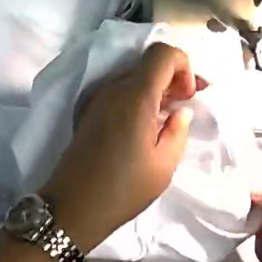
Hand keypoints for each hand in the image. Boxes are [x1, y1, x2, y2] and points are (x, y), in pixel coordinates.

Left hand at [43, 42, 198, 247]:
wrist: (72, 208)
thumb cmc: (123, 189)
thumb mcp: (164, 165)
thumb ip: (178, 130)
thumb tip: (180, 111)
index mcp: (135, 96)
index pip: (163, 53)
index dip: (184, 67)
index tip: (188, 96)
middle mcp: (113, 88)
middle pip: (148, 63)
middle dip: (172, 78)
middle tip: (184, 105)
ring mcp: (96, 98)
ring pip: (133, 75)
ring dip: (154, 88)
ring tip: (166, 118)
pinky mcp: (87, 110)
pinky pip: (118, 91)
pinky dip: (137, 98)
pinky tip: (144, 125)